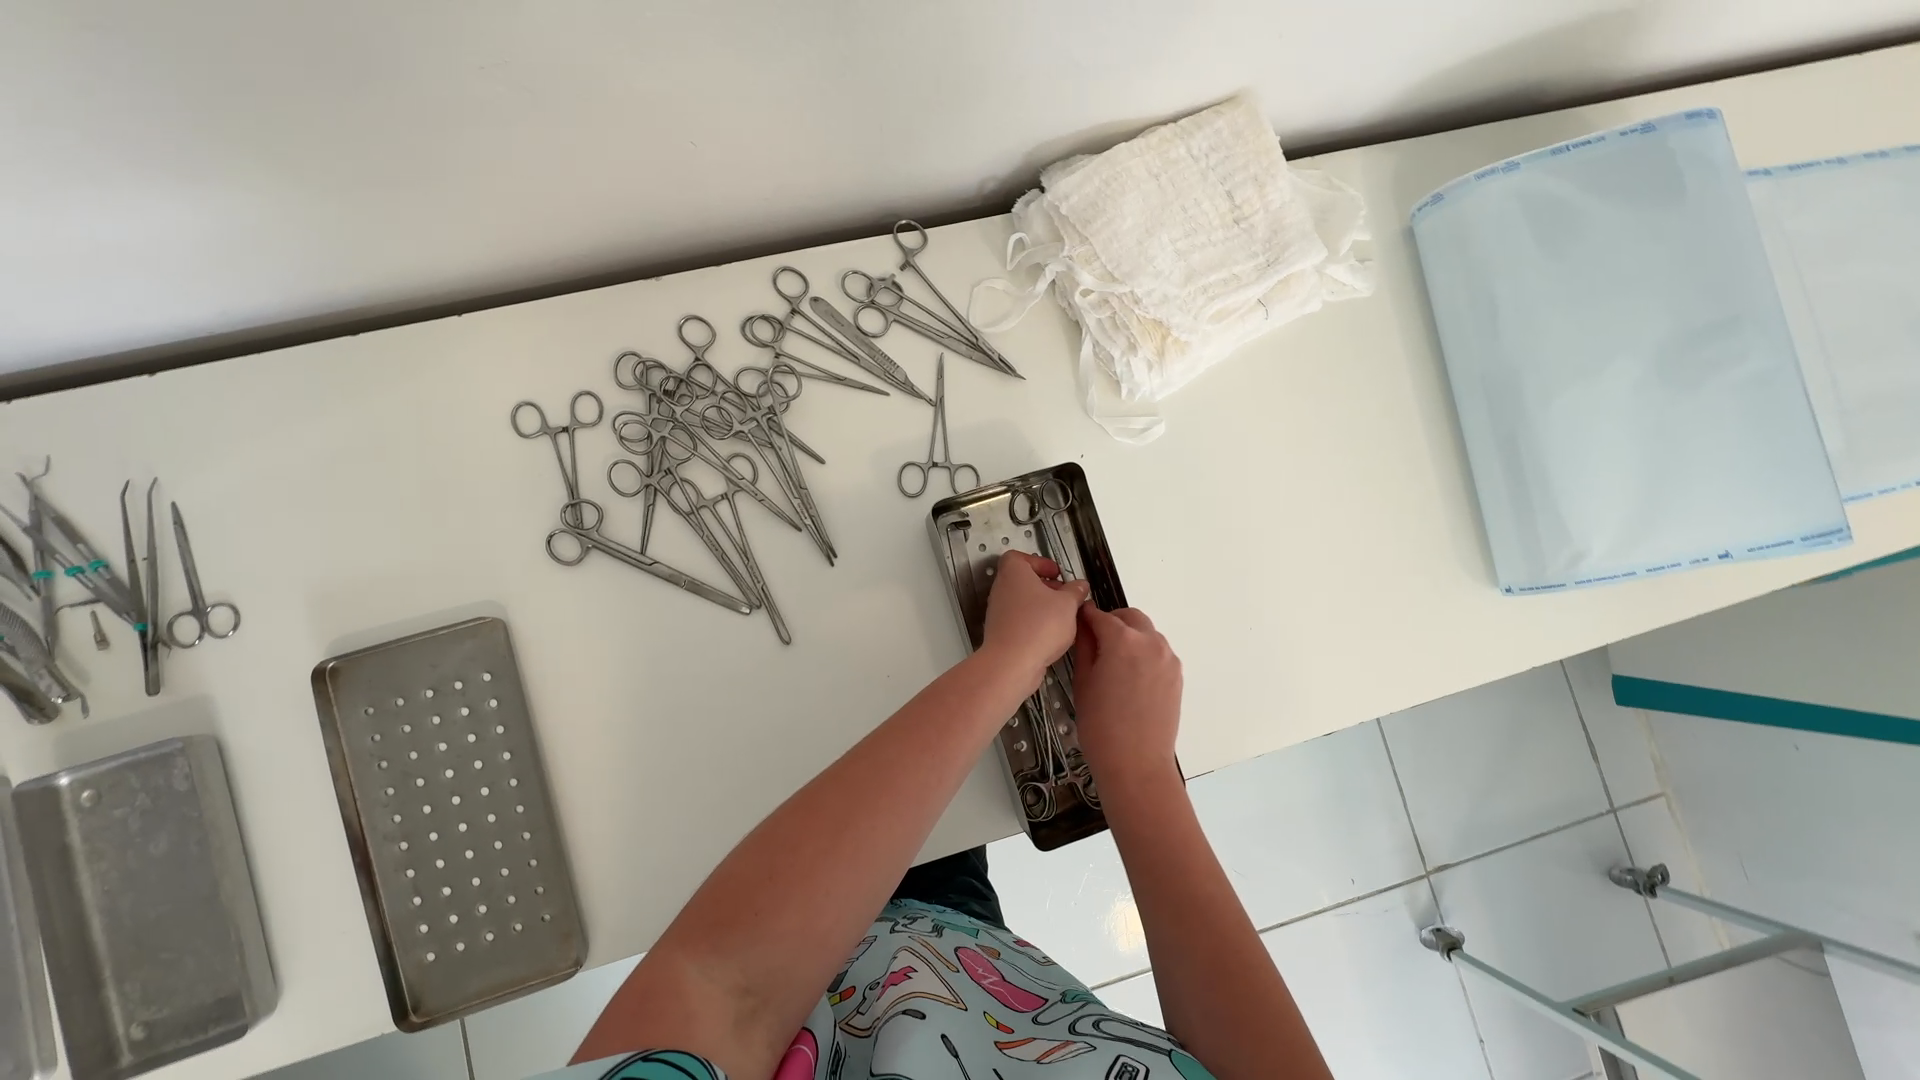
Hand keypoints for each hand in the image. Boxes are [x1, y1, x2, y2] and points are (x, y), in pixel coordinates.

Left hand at [981, 552, 1089, 688]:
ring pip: (1022, 602)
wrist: (1012, 663)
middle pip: (1022, 581)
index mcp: (1013, 573)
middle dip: (1046, 587)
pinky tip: (1052, 635)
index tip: (1056, 573)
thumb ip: (1075, 591)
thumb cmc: (1038, 626)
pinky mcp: (1001, 633)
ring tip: (1063, 617)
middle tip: (1065, 596)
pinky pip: (1020, 622)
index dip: (1038, 562)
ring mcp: (999, 612)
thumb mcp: (1068, 604)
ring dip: (1042, 607)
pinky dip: (1035, 624)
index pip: (1018, 557)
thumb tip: (1080, 585)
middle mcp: (1001, 590)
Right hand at [1072, 606, 1182, 791]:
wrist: (1136, 764)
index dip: (1086, 617)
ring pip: (1147, 633)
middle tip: (1095, 640)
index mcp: (1123, 641)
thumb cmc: (1102, 727)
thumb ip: (1085, 647)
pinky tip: (1130, 678)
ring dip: (1130, 637)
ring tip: (1113, 663)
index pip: (1100, 616)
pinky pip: (1158, 653)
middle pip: (1130, 617)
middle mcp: (1150, 643)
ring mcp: (1168, 659)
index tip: (1078, 620)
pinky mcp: (1176, 675)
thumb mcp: (1082, 682)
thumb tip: (1085, 629)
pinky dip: (1144, 654)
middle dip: (1112, 621)